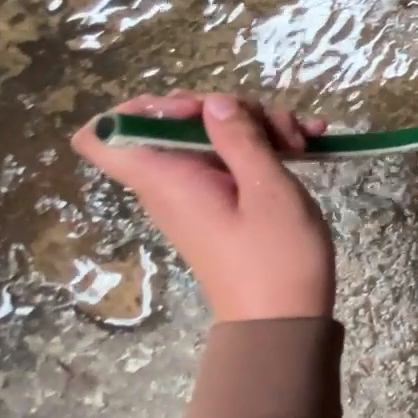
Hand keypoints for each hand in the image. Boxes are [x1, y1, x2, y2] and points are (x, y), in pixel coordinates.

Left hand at [72, 91, 335, 321]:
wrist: (284, 315)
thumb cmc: (275, 256)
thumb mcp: (269, 190)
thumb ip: (240, 141)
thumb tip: (215, 102)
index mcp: (168, 179)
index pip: (105, 134)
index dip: (143, 109)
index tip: (201, 110)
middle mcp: (174, 181)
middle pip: (178, 122)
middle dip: (231, 111)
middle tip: (277, 127)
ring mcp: (203, 189)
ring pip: (216, 135)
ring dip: (262, 126)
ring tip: (304, 140)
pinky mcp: (229, 198)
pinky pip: (238, 157)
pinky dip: (271, 145)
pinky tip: (312, 143)